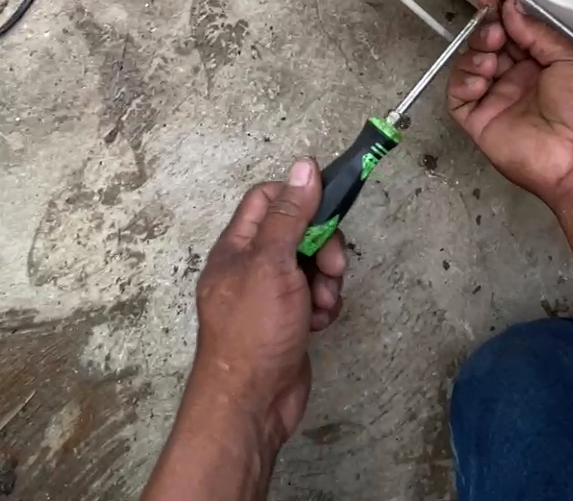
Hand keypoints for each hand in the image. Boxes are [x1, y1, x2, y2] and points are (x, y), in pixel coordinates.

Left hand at [146, 159, 346, 498]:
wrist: (251, 406)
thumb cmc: (254, 331)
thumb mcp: (272, 263)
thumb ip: (290, 214)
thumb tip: (305, 165)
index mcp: (238, 247)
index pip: (268, 198)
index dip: (299, 196)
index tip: (329, 205)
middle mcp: (252, 266)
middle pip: (298, 230)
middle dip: (324, 245)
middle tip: (334, 267)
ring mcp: (271, 294)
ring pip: (312, 263)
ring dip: (327, 279)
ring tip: (323, 303)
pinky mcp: (288, 319)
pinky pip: (315, 294)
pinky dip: (324, 304)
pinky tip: (320, 322)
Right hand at [447, 0, 572, 210]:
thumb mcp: (571, 57)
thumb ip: (537, 31)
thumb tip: (513, 10)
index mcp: (543, 63)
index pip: (513, 30)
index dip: (500, 12)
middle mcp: (519, 80)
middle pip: (489, 43)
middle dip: (486, 28)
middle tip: (494, 25)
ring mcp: (499, 100)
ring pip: (470, 64)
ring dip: (476, 51)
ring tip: (491, 51)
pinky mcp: (482, 121)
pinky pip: (459, 95)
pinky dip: (463, 80)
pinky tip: (480, 78)